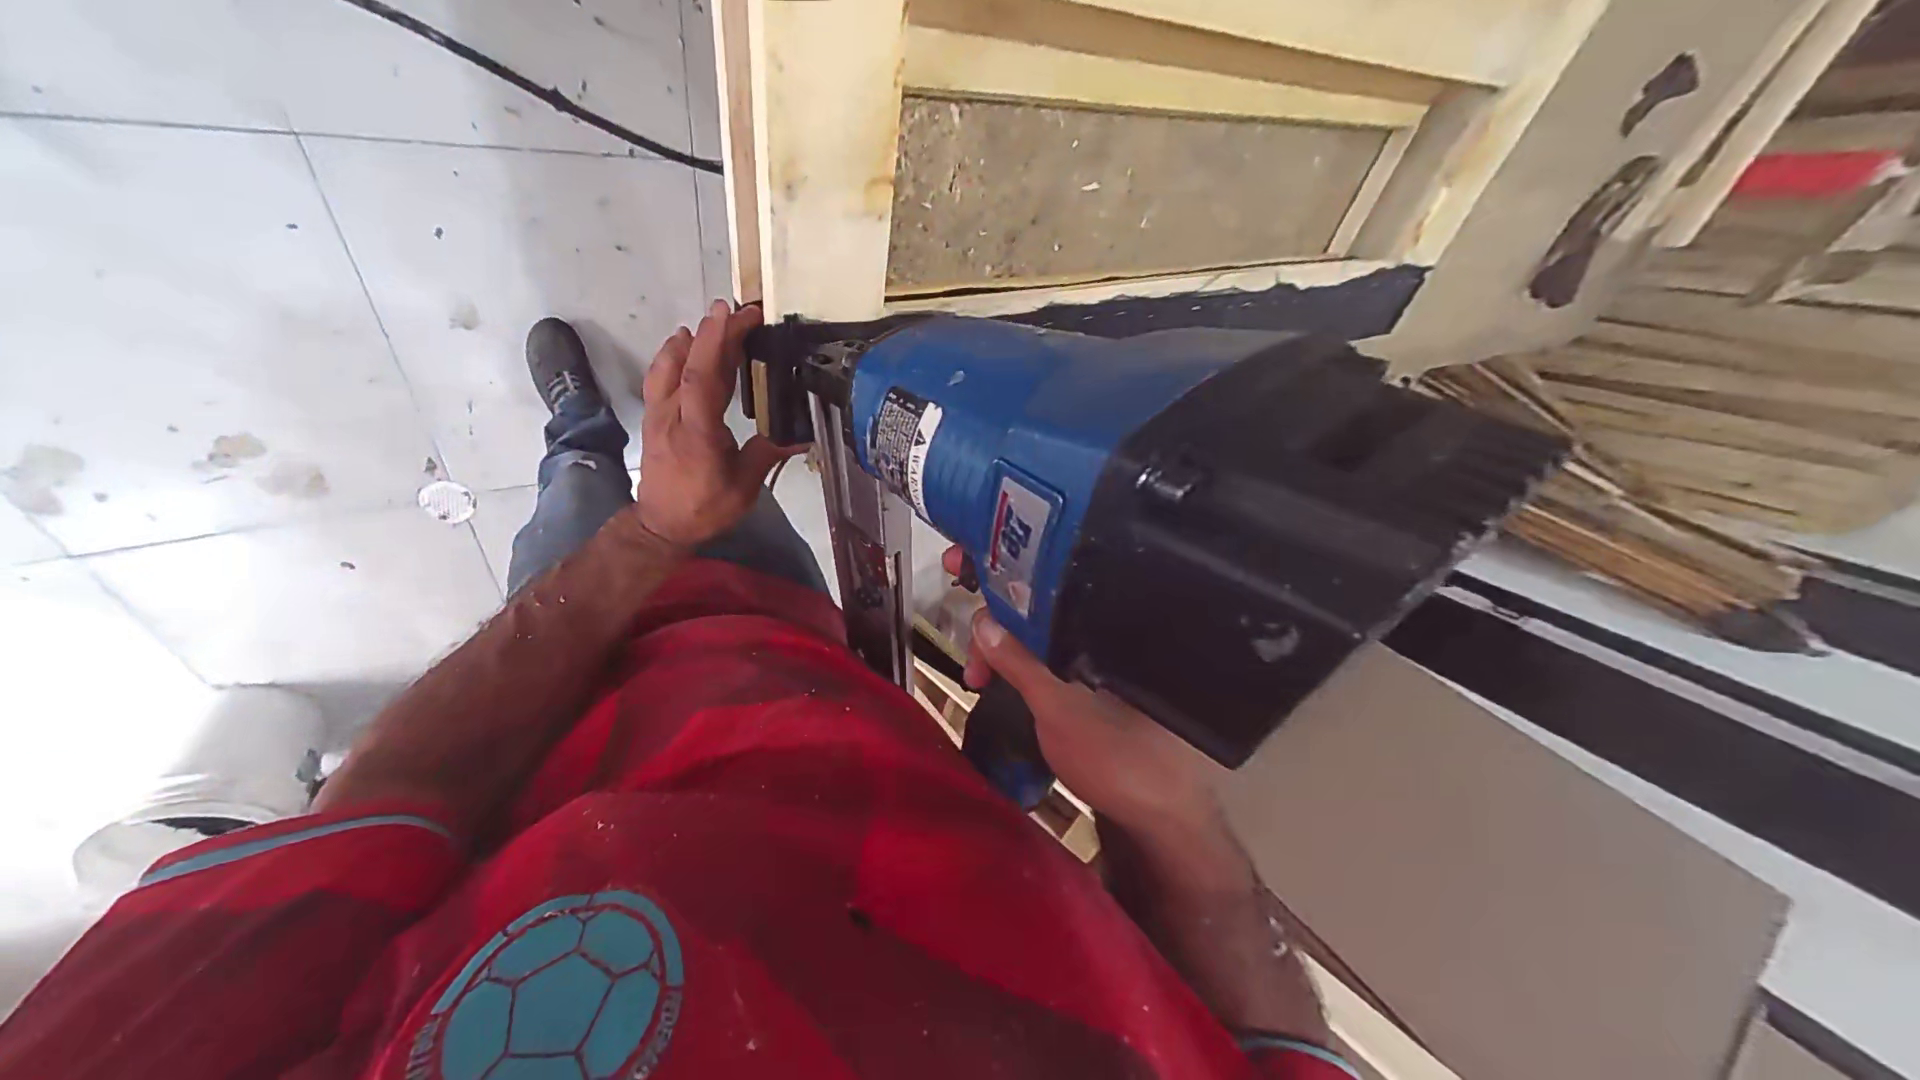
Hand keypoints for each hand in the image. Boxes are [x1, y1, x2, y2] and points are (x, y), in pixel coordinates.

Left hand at [636, 300, 802, 546]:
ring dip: (690, 339)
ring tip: (712, 321)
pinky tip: (681, 343)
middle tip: (735, 309)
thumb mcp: (742, 487)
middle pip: (688, 364)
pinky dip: (671, 354)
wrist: (661, 524)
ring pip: (669, 366)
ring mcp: (659, 415)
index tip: (737, 316)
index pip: (703, 377)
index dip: (718, 342)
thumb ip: (766, 454)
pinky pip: (659, 377)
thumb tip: (800, 435)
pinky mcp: (653, 418)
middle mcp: (673, 416)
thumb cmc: (705, 508)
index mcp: (697, 432)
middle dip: (712, 332)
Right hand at [943, 546, 1225, 829]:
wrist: (1158, 816)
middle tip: (968, 654)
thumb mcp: (1058, 709)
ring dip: (1000, 647)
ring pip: (1037, 632)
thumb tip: (981, 619)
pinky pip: (1044, 654)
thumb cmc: (1118, 758)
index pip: (1050, 578)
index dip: (1003, 566)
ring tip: (976, 677)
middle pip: (1037, 604)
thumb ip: (1021, 663)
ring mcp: (1095, 656)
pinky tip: (996, 678)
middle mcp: (1102, 631)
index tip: (960, 562)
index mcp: (1105, 625)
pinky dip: (1017, 662)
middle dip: (991, 619)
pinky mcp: (1089, 679)